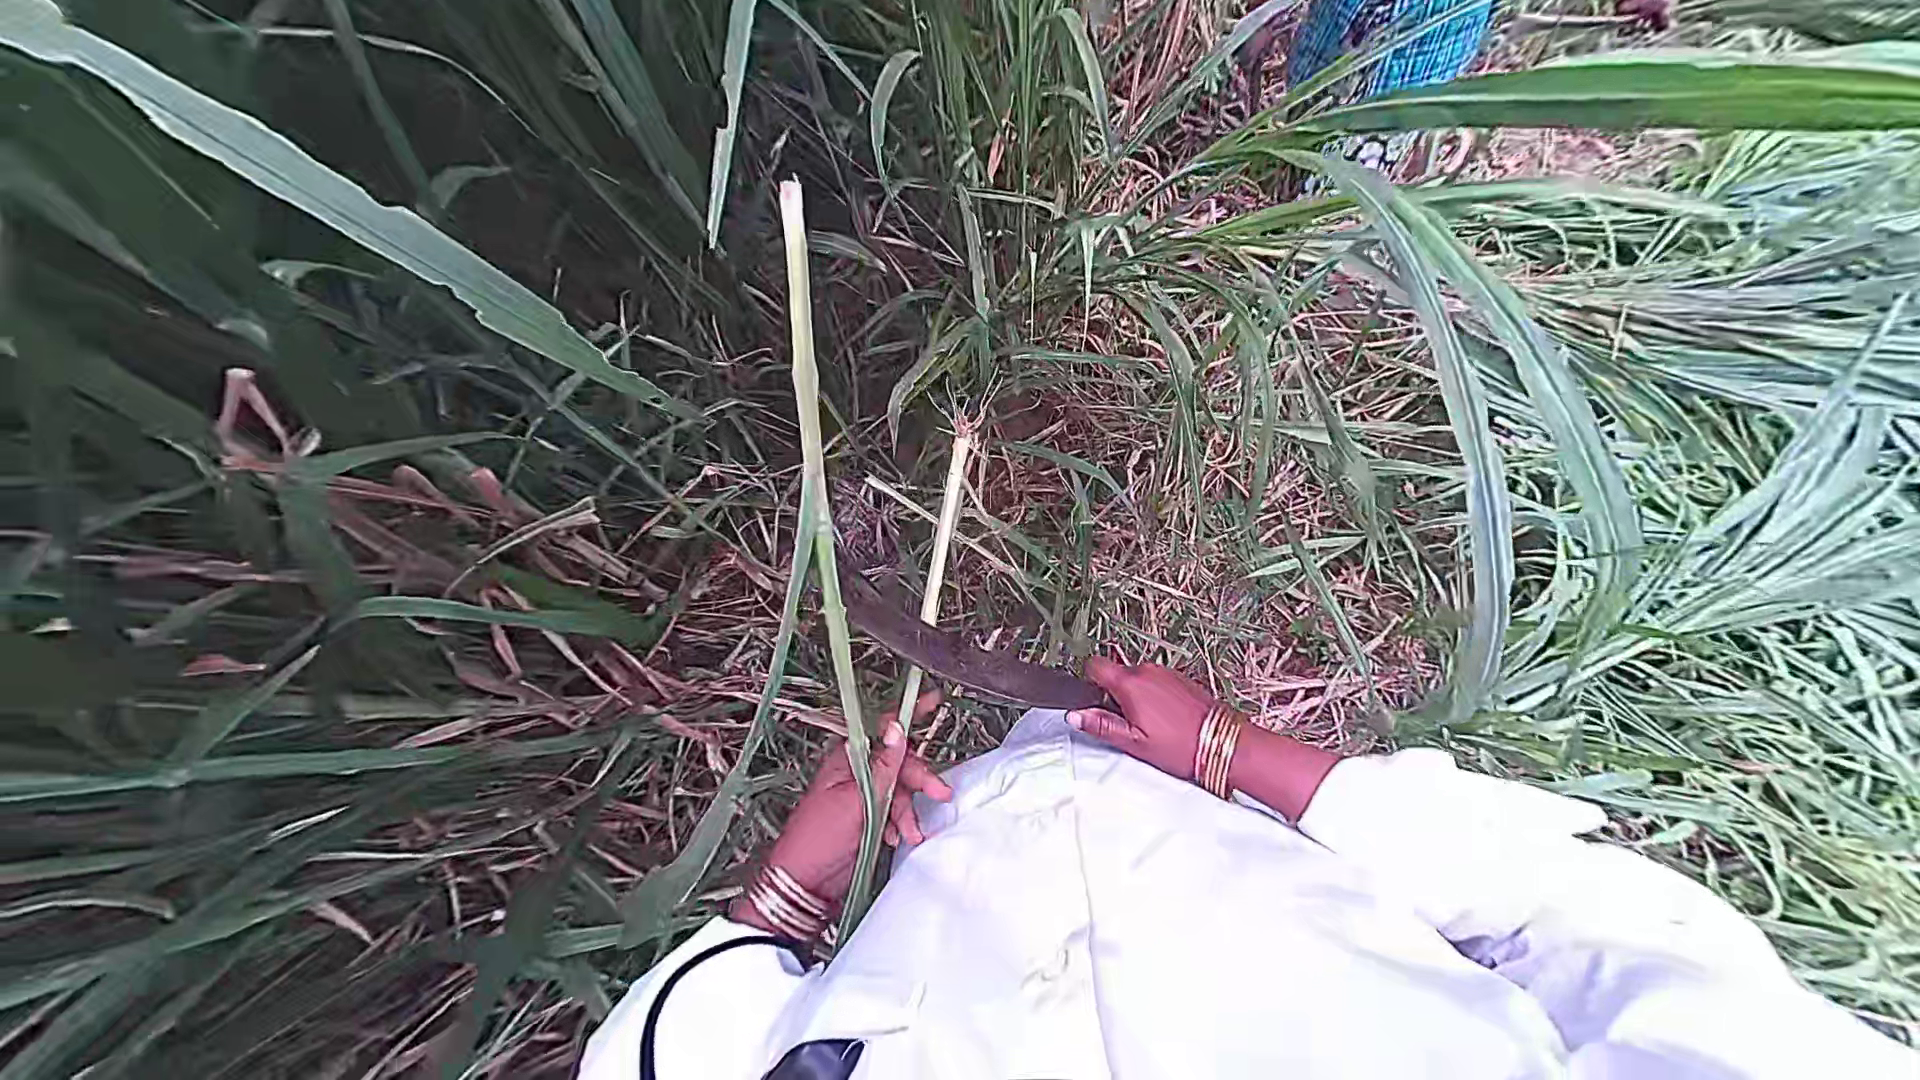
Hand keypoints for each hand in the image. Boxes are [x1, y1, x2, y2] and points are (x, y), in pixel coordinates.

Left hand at [742, 691, 952, 919]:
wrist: (805, 884)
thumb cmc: (819, 839)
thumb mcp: (857, 799)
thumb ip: (883, 765)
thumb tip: (898, 729)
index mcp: (848, 758)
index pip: (883, 727)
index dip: (908, 713)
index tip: (933, 700)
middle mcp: (856, 771)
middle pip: (899, 761)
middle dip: (919, 778)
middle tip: (938, 792)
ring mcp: (863, 794)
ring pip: (900, 788)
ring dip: (909, 809)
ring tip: (909, 831)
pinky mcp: (868, 816)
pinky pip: (895, 809)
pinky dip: (901, 822)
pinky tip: (898, 836)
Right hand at [1067, 656, 1215, 780]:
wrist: (1224, 743)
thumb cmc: (1180, 746)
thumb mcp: (1134, 743)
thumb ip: (1101, 725)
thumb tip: (1074, 716)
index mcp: (1130, 684)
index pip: (1095, 665)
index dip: (1090, 682)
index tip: (1097, 701)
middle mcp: (1146, 670)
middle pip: (1117, 673)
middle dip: (1116, 693)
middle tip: (1129, 722)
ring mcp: (1165, 672)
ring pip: (1137, 677)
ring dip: (1137, 695)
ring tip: (1151, 723)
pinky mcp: (1180, 677)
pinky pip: (1156, 680)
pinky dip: (1154, 695)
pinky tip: (1166, 718)